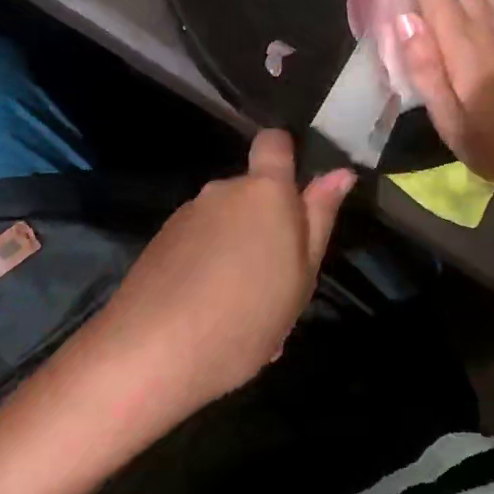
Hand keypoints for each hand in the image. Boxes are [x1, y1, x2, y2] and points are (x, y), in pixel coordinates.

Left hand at [72, 131, 353, 423]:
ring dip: (236, 257)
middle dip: (263, 229)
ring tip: (241, 314)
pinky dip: (207, 272)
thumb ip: (318, 219)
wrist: (154, 349)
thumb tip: (339, 173)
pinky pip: (197, 248)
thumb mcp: (301, 275)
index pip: (274, 143)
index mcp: (263, 192)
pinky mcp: (159, 242)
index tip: (294, 193)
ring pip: (223, 227)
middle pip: (250, 195)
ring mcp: (185, 216)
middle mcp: (220, 192)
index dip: (285, 156)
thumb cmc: (248, 315)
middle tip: (275, 287)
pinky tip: (209, 317)